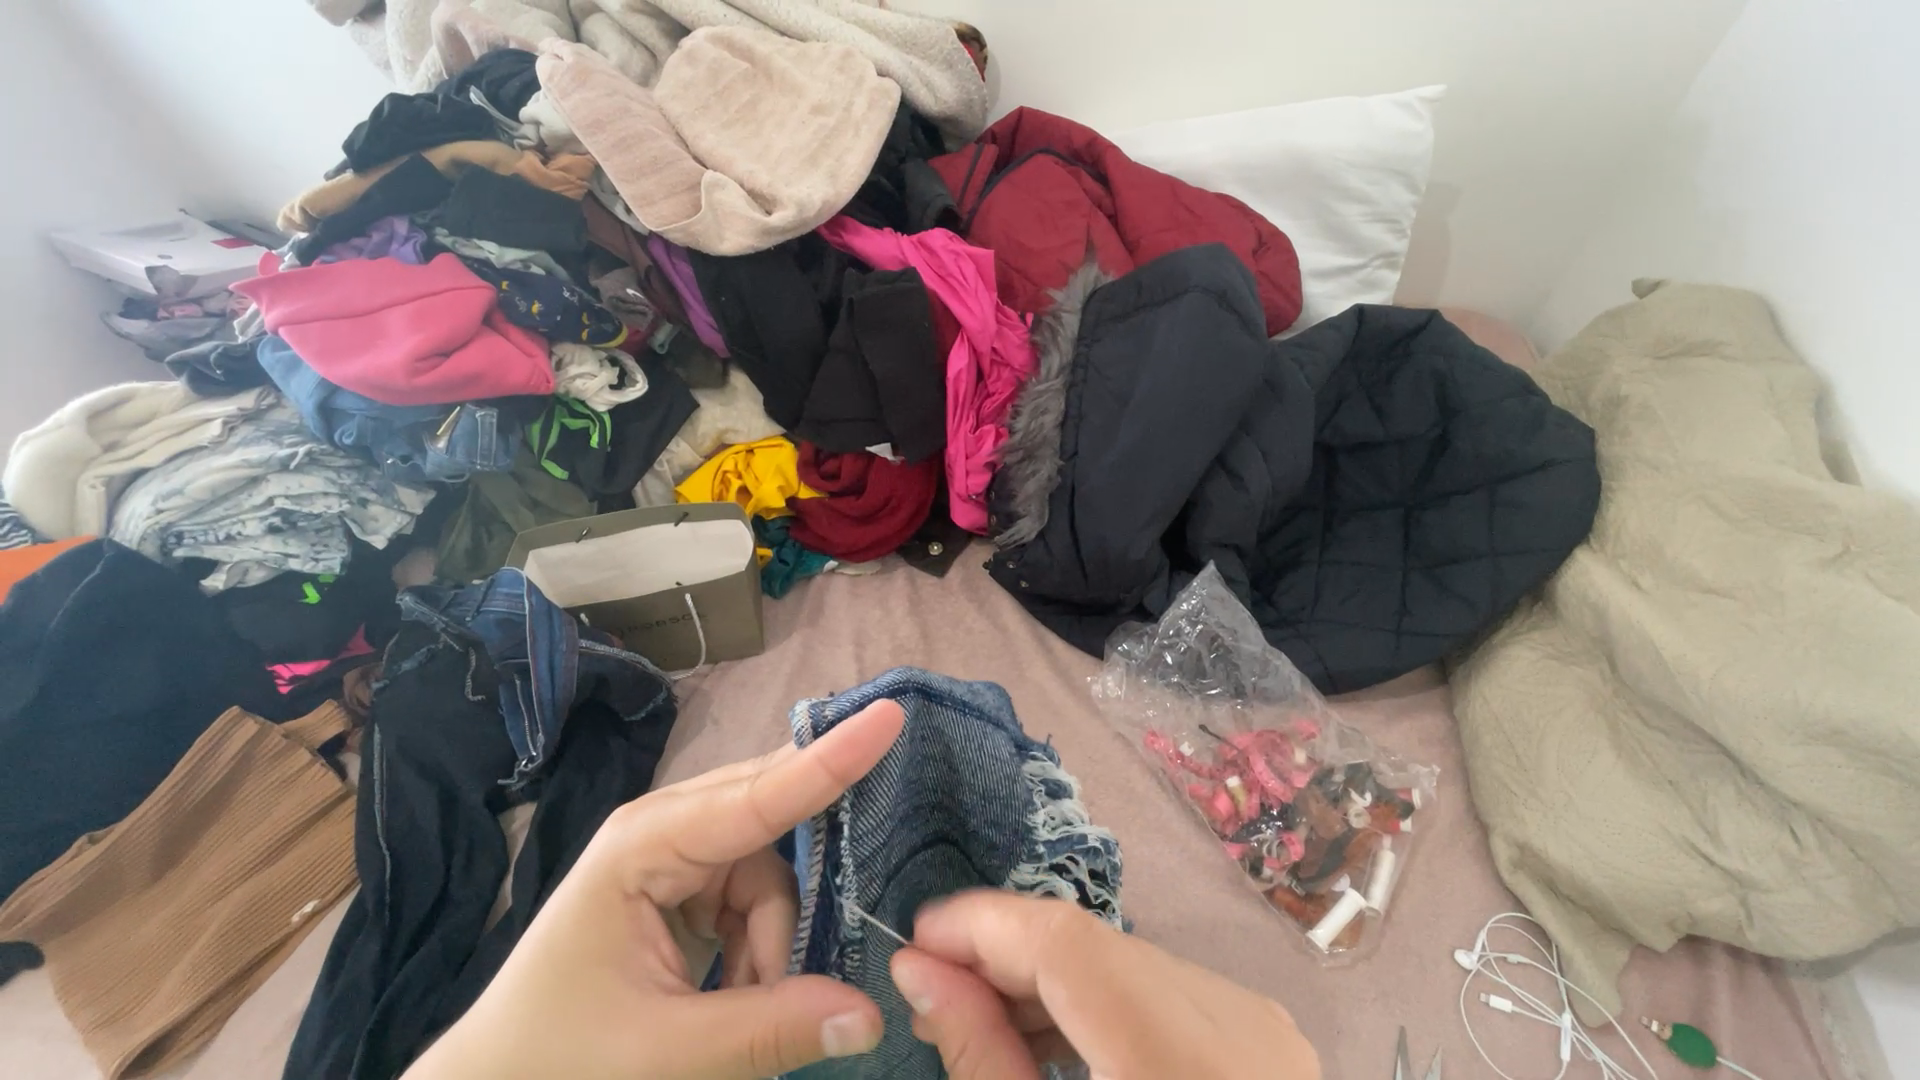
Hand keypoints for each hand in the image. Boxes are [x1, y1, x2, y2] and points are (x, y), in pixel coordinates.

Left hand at [404, 700, 906, 1079]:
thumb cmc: (554, 1063)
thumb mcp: (662, 1056)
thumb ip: (772, 1029)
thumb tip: (872, 1013)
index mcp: (646, 843)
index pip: (759, 795)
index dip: (831, 758)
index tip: (887, 716)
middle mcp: (665, 831)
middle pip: (771, 821)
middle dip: (808, 867)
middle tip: (867, 855)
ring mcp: (676, 858)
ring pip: (772, 874)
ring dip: (773, 944)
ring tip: (743, 1007)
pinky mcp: (685, 890)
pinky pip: (755, 902)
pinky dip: (760, 951)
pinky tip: (735, 995)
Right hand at [889, 891, 1319, 1079]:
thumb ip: (982, 1056)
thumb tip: (918, 969)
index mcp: (1182, 1059)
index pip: (1065, 938)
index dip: (982, 925)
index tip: (915, 939)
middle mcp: (1234, 1020)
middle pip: (1093, 944)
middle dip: (1004, 955)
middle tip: (933, 988)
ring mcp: (1260, 1025)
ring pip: (1124, 961)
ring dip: (1045, 978)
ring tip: (979, 1019)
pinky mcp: (1263, 1037)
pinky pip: (1158, 990)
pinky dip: (1095, 1001)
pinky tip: (1050, 1036)